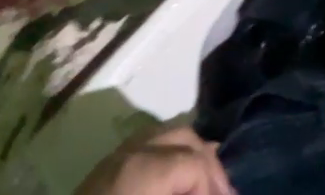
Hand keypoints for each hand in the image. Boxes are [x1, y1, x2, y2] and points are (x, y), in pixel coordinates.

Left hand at [78, 125, 235, 194]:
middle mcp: (132, 151)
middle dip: (209, 166)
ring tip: (203, 189)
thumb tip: (218, 193)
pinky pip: (147, 148)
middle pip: (184, 137)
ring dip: (190, 158)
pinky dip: (169, 159)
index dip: (214, 187)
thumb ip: (189, 193)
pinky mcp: (106, 167)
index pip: (196, 162)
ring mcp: (116, 155)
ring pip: (165, 136)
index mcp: (145, 169)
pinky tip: (175, 186)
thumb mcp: (155, 194)